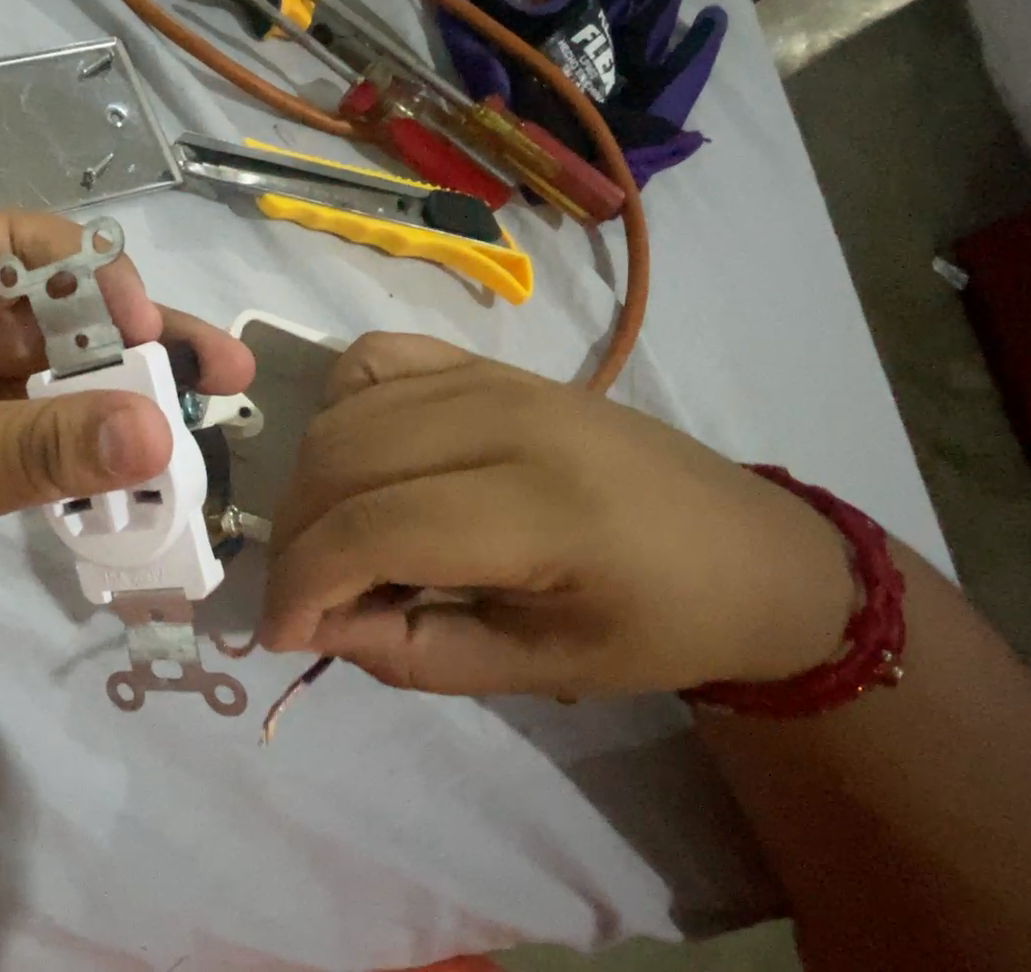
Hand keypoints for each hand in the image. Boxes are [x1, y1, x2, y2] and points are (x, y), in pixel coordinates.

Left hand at [0, 212, 251, 691]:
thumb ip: (29, 449)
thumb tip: (157, 431)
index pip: (8, 246)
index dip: (86, 274)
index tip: (147, 332)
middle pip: (41, 323)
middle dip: (127, 348)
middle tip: (219, 379)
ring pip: (37, 394)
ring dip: (108, 414)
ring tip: (188, 444)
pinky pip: (19, 454)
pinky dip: (71, 467)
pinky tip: (126, 487)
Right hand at [260, 333, 856, 696]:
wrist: (752, 548)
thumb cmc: (656, 625)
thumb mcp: (538, 669)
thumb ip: (410, 651)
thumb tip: (312, 623)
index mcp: (544, 508)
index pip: (373, 530)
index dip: (302, 586)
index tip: (278, 635)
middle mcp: (509, 420)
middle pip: (340, 463)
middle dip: (294, 542)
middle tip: (303, 599)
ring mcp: (494, 377)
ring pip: (343, 416)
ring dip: (306, 487)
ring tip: (325, 542)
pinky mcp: (485, 362)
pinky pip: (374, 361)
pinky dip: (338, 409)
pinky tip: (354, 459)